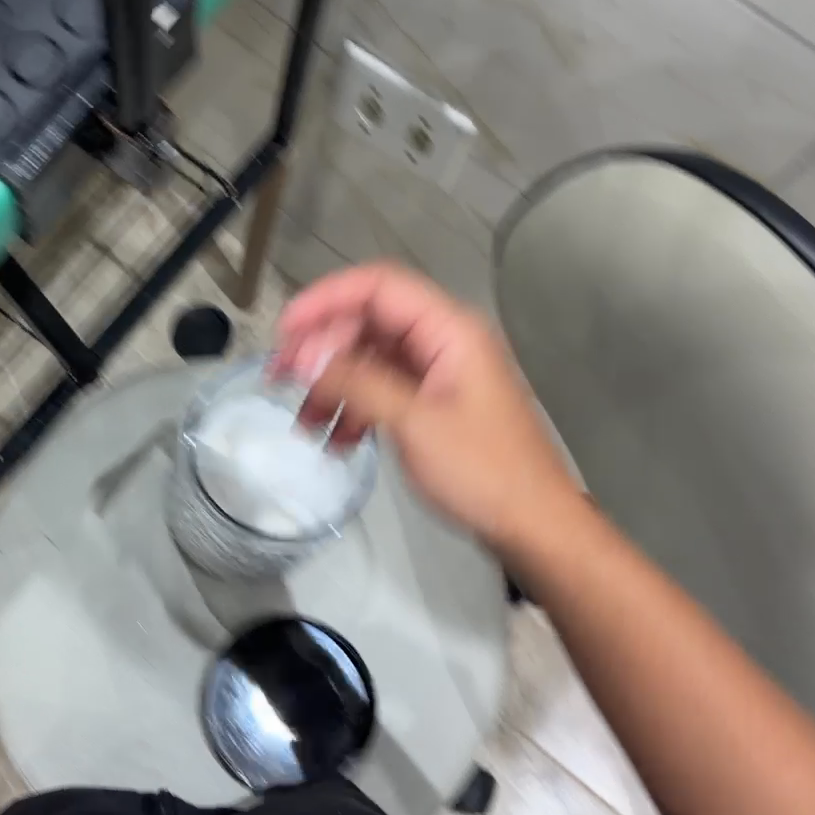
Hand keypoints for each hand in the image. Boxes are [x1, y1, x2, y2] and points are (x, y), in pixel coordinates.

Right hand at [273, 262, 584, 550]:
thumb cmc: (484, 472)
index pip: (377, 287)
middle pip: (366, 322)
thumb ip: (356, 382)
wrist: (534, 526)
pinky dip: (351, 408)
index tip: (285, 330)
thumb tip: (303, 356)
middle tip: (280, 378)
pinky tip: (335, 439)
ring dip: (330, 384)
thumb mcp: (414, 423)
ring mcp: (435, 373)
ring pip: (366, 359)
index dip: (326, 300)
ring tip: (302, 420)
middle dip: (320, 348)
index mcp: (449, 330)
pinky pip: (378, 389)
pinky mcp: (428, 402)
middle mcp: (441, 341)